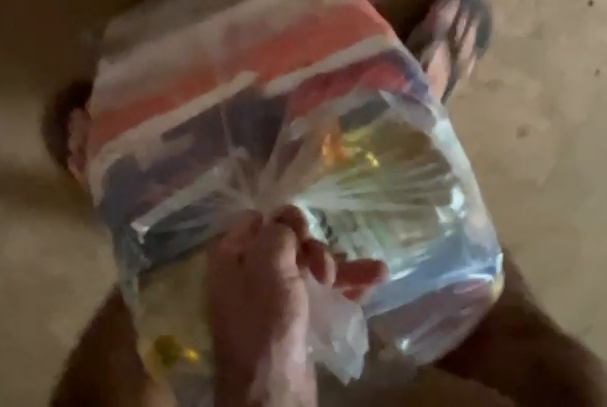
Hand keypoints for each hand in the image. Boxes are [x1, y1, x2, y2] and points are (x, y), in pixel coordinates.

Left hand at [206, 208, 387, 406]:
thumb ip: (279, 233)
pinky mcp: (298, 324)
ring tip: (373, 269)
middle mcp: (250, 274)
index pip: (256, 221)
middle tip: (325, 269)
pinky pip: (324, 295)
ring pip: (311, 270)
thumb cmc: (264, 319)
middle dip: (315, 249)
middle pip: (288, 245)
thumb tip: (286, 218)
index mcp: (231, 255)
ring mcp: (275, 301)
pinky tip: (376, 278)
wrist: (273, 391)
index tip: (305, 228)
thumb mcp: (268, 264)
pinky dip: (347, 287)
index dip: (283, 220)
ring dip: (341, 266)